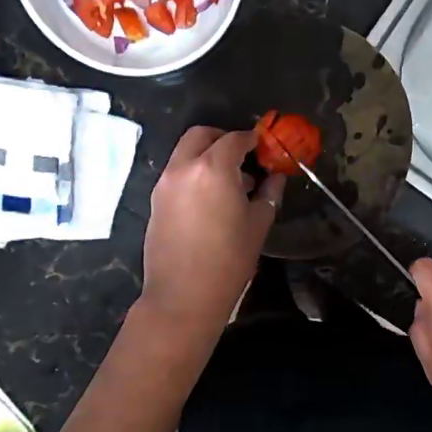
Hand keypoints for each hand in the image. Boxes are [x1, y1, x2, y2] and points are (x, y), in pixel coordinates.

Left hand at [140, 126, 285, 331]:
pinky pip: (176, 173)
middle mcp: (183, 168)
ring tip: (230, 182)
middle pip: (201, 135)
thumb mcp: (258, 225)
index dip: (252, 140)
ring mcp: (165, 184)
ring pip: (185, 153)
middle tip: (243, 156)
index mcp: (213, 169)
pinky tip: (211, 199)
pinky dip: (193, 172)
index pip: (234, 140)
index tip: (264, 147)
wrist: (183, 296)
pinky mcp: (155, 201)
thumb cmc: (229, 260)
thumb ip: (268, 193)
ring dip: (206, 155)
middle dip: (223, 138)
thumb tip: (275, 177)